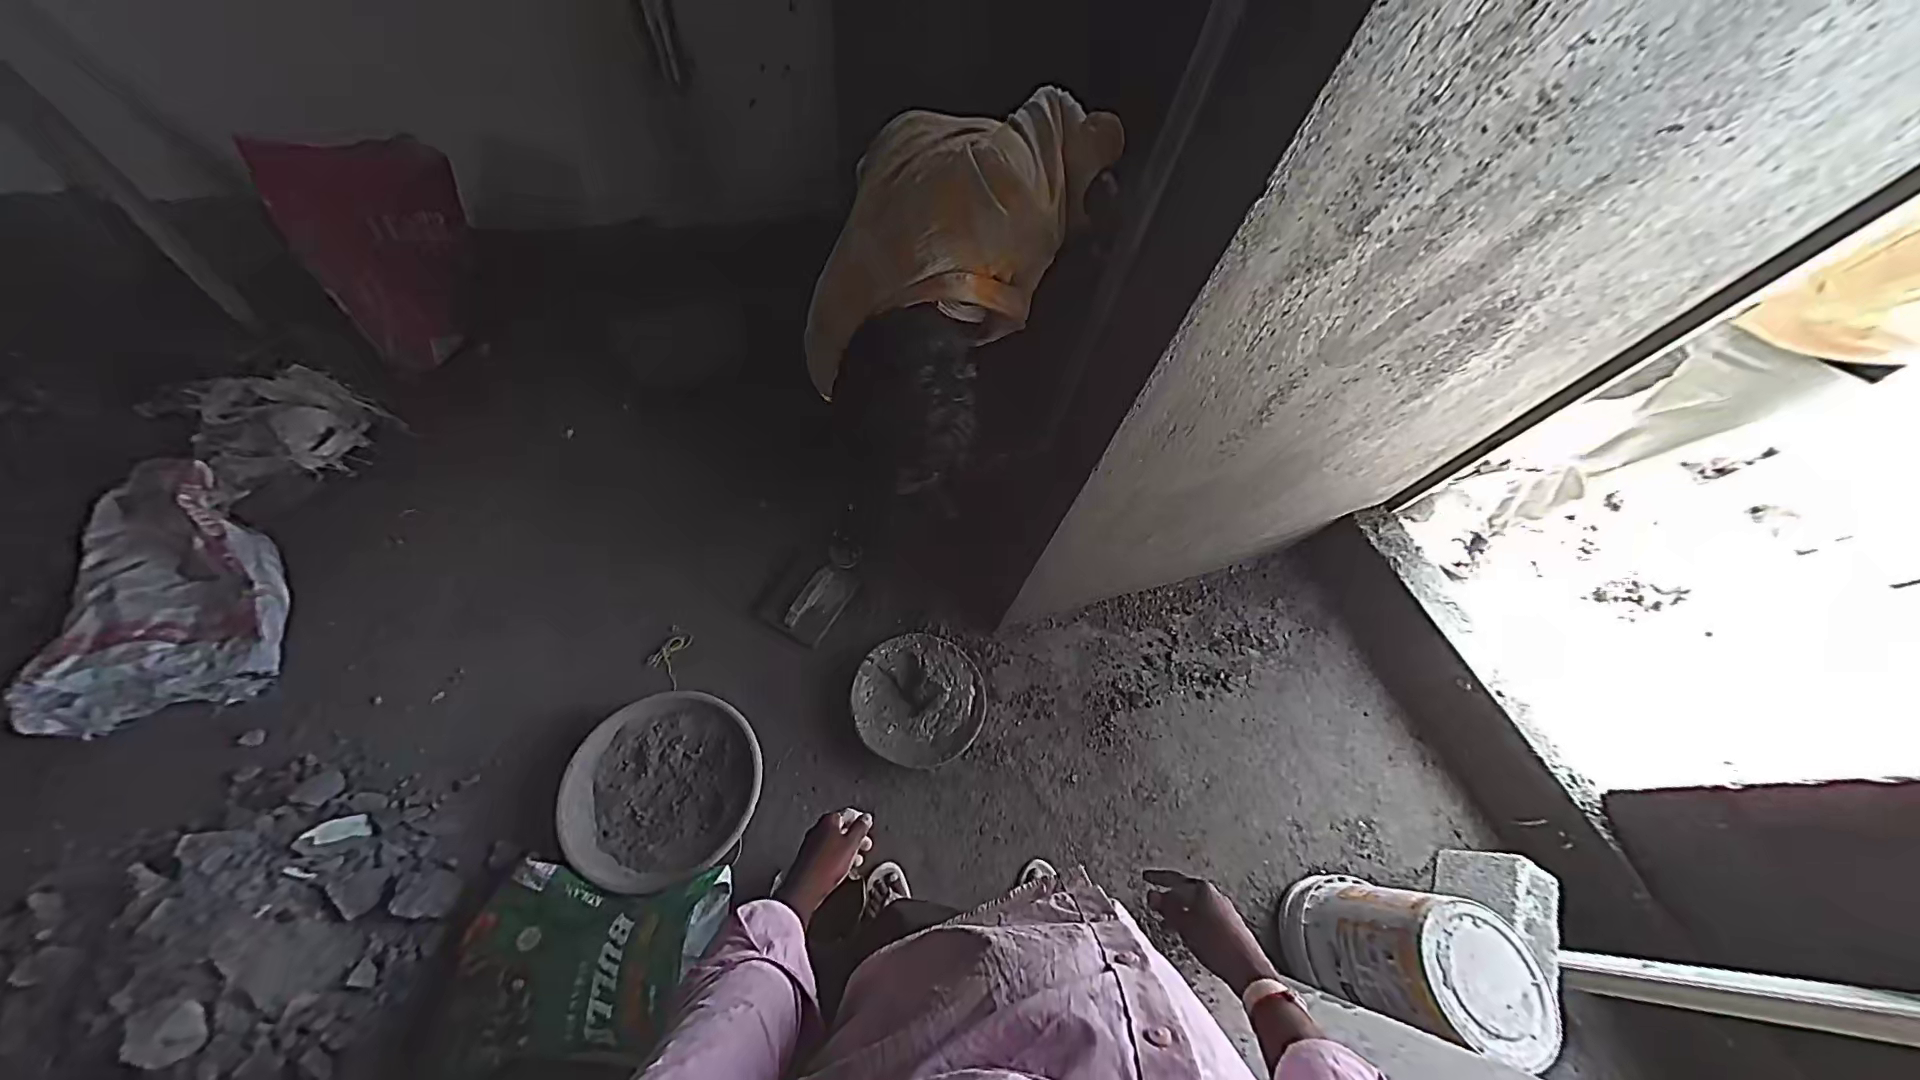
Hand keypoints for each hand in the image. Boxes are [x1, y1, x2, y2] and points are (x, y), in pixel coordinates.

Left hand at [773, 809, 872, 925]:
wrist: (805, 888)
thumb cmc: (827, 865)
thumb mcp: (852, 844)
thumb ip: (861, 828)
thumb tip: (866, 818)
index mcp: (829, 820)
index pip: (849, 814)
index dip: (861, 822)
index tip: (868, 828)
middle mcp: (818, 828)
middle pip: (842, 828)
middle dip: (855, 837)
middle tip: (864, 846)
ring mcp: (811, 843)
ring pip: (834, 842)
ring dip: (847, 850)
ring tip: (855, 861)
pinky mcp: (808, 858)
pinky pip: (826, 853)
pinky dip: (837, 858)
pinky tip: (842, 869)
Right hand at [1144, 869, 1279, 993]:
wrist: (1248, 968)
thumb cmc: (1217, 945)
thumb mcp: (1184, 925)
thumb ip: (1166, 907)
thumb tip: (1153, 895)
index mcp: (1203, 889)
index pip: (1174, 879)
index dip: (1157, 879)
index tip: (1147, 878)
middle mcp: (1214, 895)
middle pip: (1186, 890)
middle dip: (1169, 895)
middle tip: (1155, 900)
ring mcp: (1224, 909)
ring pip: (1195, 903)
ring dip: (1180, 909)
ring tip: (1168, 920)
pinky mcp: (1230, 924)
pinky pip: (1205, 914)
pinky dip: (1192, 918)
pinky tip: (1188, 931)